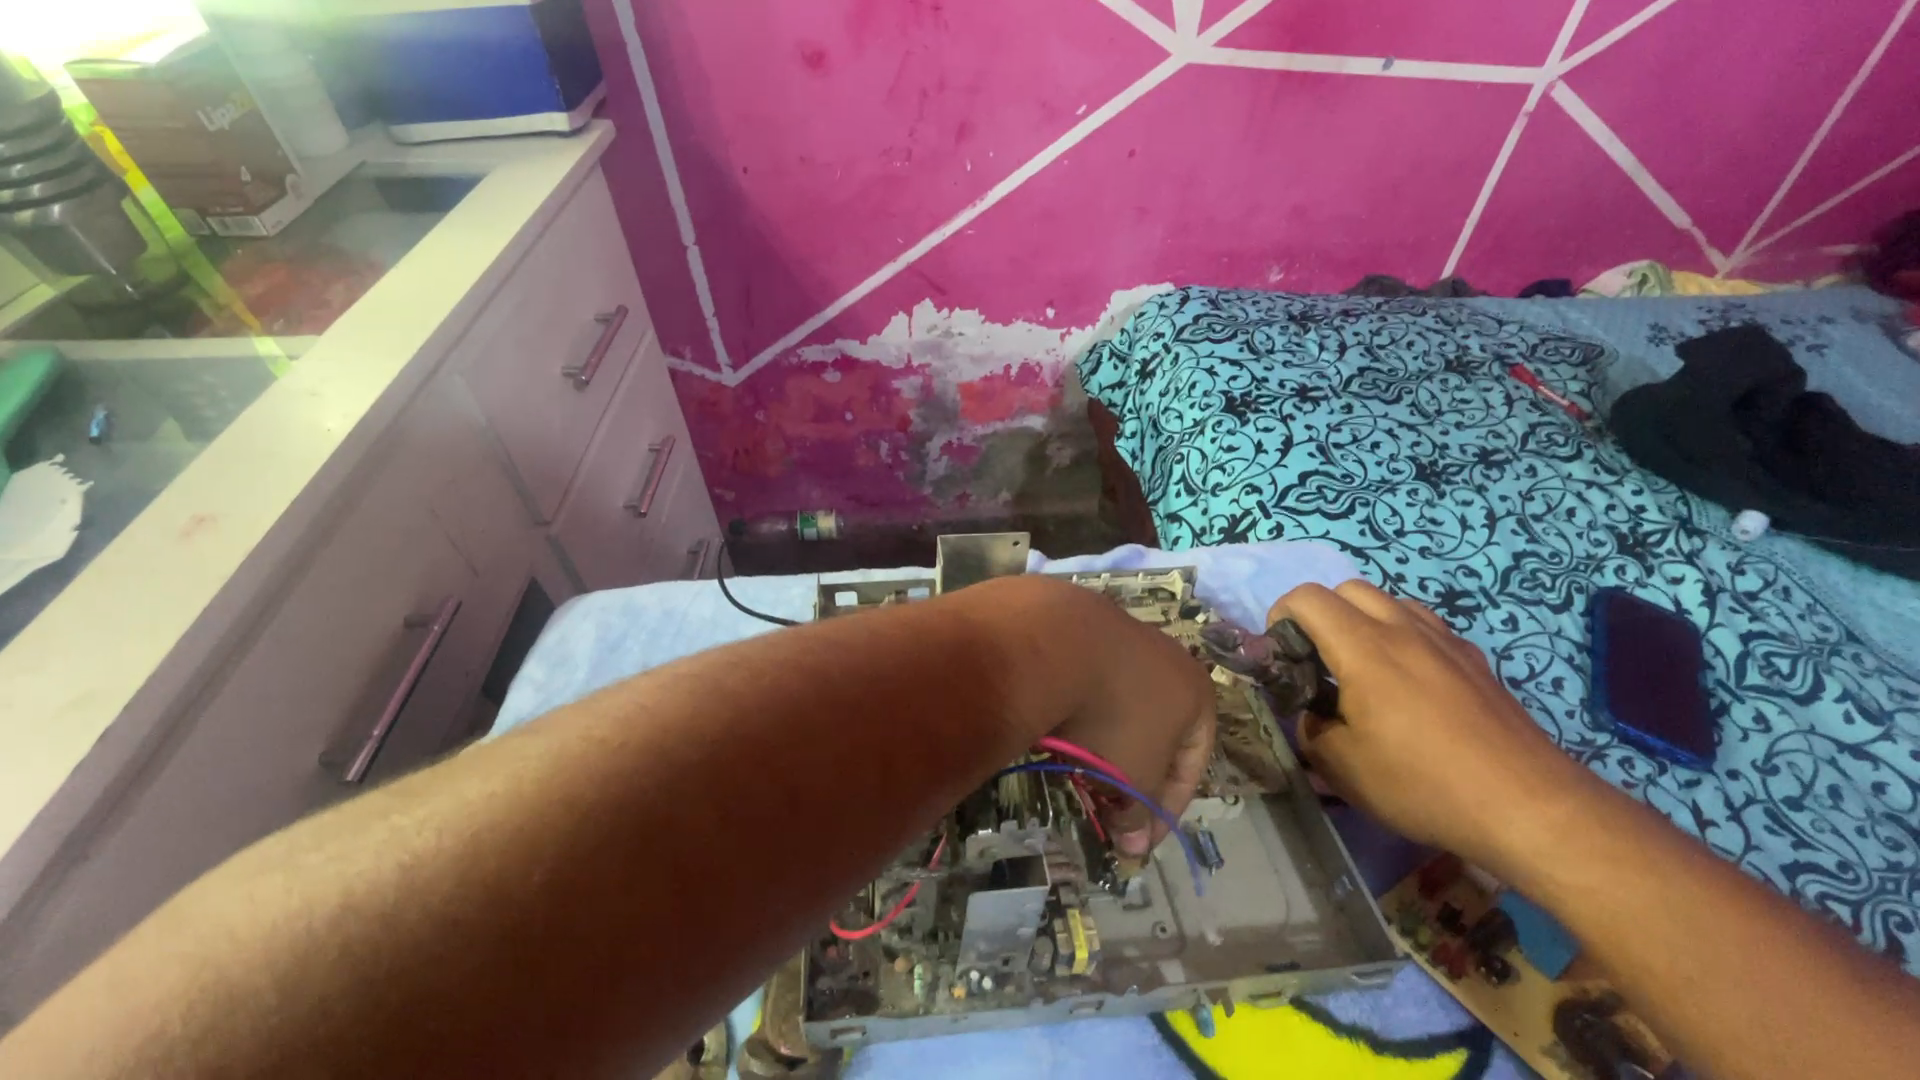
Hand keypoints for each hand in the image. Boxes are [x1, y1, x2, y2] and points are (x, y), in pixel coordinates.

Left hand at [972, 576, 1215, 856]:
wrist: (1057, 643)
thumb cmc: (1115, 719)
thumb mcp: (1134, 779)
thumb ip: (1137, 813)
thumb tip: (1134, 846)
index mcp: (1197, 694)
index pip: (1191, 767)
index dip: (1166, 813)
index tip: (1139, 843)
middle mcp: (1168, 658)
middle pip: (1154, 734)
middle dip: (1131, 777)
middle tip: (1107, 809)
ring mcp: (1121, 637)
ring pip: (1118, 707)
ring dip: (1101, 745)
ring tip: (1075, 772)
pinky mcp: (1079, 628)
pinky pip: (1084, 686)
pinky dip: (1075, 713)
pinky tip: (1053, 732)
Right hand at [1267, 580, 1592, 873]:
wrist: (1527, 805)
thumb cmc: (1422, 784)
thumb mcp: (1341, 768)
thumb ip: (1310, 728)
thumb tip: (1313, 712)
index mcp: (1364, 648)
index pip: (1307, 598)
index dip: (1282, 617)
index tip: (1283, 657)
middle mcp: (1404, 629)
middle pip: (1349, 590)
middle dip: (1321, 615)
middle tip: (1319, 663)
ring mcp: (1446, 641)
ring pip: (1391, 603)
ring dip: (1364, 622)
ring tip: (1363, 670)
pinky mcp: (1475, 661)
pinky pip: (1426, 627)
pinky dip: (1403, 638)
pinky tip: (1410, 686)